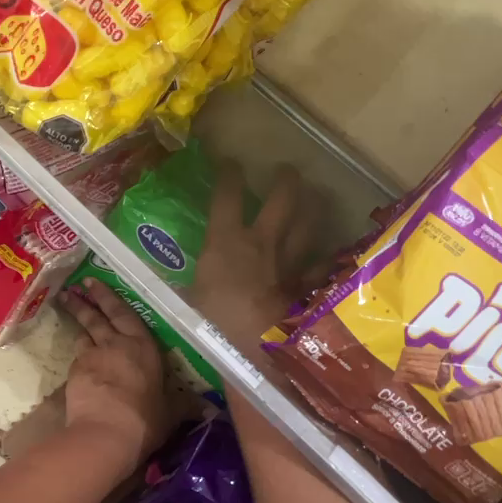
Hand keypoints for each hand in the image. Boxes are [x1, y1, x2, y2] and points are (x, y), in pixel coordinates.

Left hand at [59, 279, 171, 470]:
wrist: (106, 433)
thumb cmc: (145, 420)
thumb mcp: (172, 413)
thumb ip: (185, 406)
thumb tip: (210, 410)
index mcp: (144, 347)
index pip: (125, 314)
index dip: (108, 297)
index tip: (93, 283)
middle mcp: (115, 344)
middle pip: (97, 317)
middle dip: (85, 302)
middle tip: (71, 289)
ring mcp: (91, 357)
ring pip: (83, 336)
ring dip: (78, 328)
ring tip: (71, 322)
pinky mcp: (73, 373)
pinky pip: (76, 361)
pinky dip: (78, 361)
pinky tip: (79, 368)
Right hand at [192, 164, 322, 353]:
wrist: (258, 340)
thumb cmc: (214, 318)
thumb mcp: (188, 297)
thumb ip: (189, 282)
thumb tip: (172, 284)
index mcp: (226, 240)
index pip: (227, 197)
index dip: (228, 175)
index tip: (230, 162)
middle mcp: (262, 241)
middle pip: (281, 200)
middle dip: (286, 180)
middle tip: (288, 170)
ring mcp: (289, 261)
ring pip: (308, 225)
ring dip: (314, 207)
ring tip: (317, 195)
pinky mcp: (306, 282)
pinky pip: (319, 264)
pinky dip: (324, 257)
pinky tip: (329, 252)